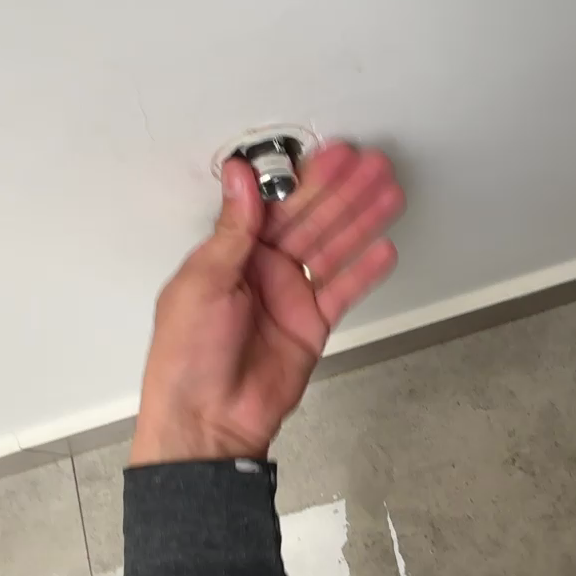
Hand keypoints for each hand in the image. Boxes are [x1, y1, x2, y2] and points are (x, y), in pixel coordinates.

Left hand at [129, 141, 404, 465]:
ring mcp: (289, 297)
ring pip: (332, 248)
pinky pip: (343, 291)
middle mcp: (262, 270)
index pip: (275, 205)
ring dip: (361, 221)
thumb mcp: (202, 284)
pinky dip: (364, 271)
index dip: (306, 178)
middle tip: (373, 164)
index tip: (333, 154)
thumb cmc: (187, 357)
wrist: (207, 421)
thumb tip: (240, 178)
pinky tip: (384, 248)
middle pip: (311, 220)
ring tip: (389, 194)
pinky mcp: (311, 325)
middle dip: (343, 192)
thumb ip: (232, 231)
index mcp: (230, 255)